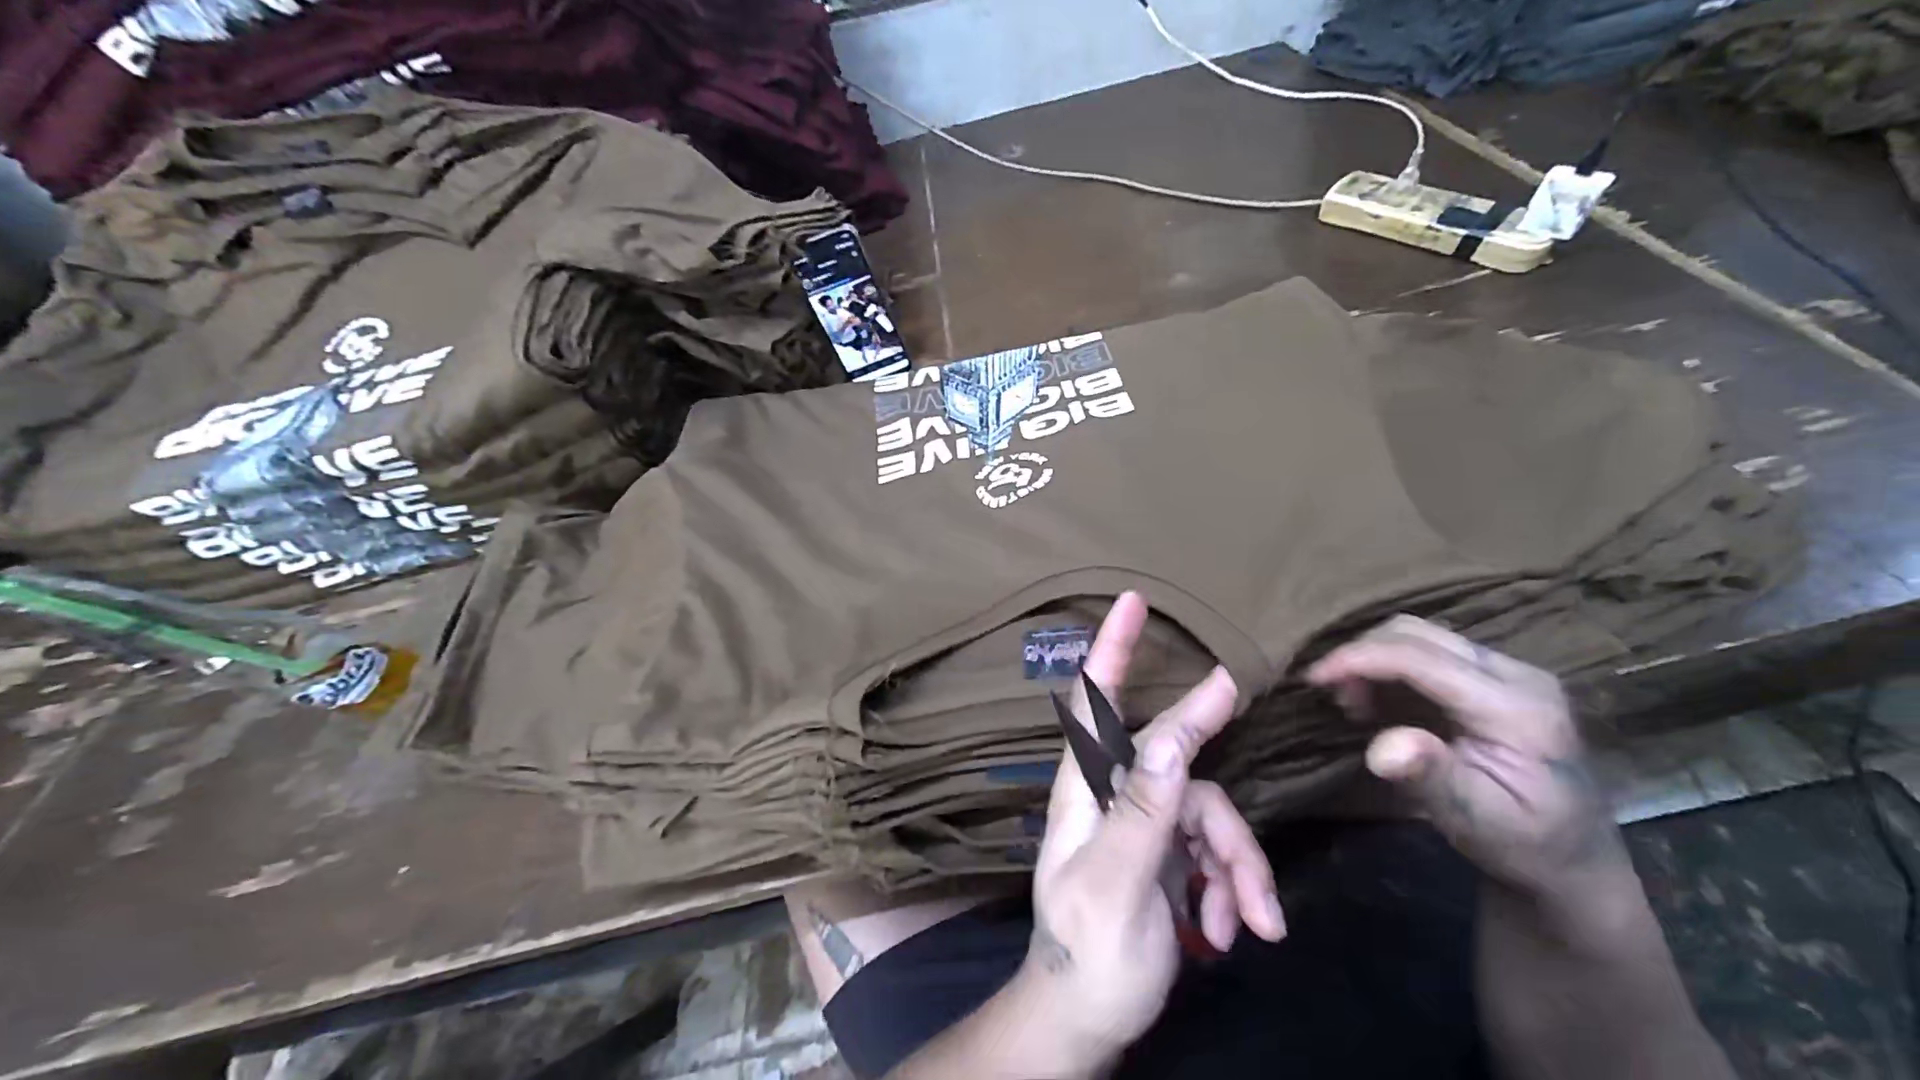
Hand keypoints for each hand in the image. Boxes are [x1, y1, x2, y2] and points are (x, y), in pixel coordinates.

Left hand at [1021, 592, 1287, 1068]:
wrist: (1090, 1018)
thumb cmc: (1088, 951)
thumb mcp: (1117, 882)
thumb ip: (1146, 808)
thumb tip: (1174, 735)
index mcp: (1087, 788)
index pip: (1095, 702)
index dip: (1111, 648)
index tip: (1131, 600)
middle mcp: (1117, 794)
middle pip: (1180, 763)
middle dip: (1218, 810)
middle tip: (1236, 779)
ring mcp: (1148, 825)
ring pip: (1212, 815)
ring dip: (1239, 870)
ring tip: (1248, 926)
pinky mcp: (1174, 857)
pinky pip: (1218, 852)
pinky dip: (1236, 889)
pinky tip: (1235, 933)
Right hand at [1305, 614, 1623, 902]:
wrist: (1572, 858)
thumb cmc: (1520, 844)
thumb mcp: (1475, 821)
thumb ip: (1432, 777)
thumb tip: (1383, 749)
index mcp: (1517, 709)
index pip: (1421, 658)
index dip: (1359, 659)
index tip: (1312, 678)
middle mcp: (1517, 674)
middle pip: (1417, 633)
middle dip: (1362, 653)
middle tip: (1333, 694)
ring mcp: (1509, 670)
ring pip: (1420, 634)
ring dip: (1374, 656)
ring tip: (1355, 700)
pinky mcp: (1494, 675)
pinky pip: (1428, 648)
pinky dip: (1389, 663)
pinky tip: (1379, 699)